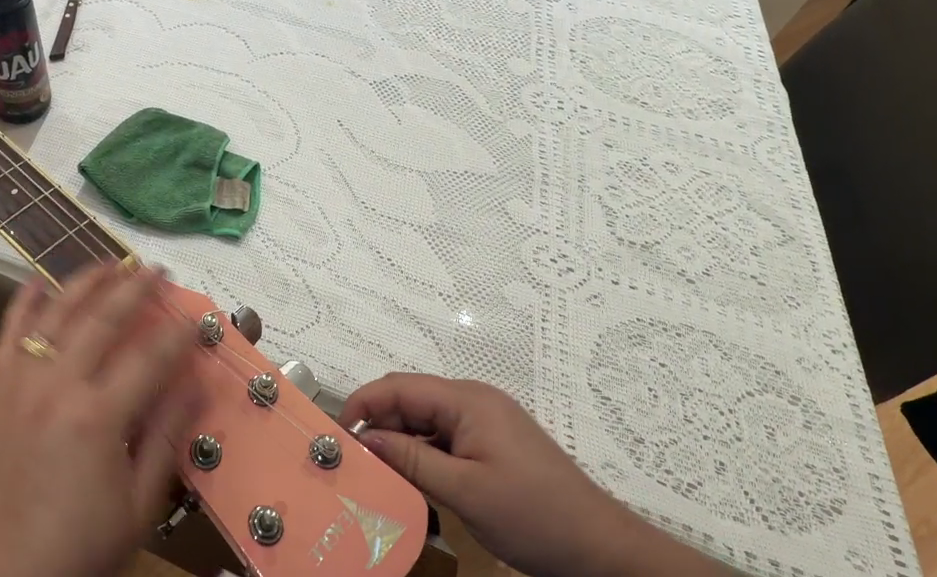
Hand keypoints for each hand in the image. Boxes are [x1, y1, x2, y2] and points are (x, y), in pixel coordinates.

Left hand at [0, 262, 203, 576]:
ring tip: (110, 263)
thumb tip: (196, 386)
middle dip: (134, 289)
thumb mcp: (136, 509)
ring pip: (56, 313)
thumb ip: (164, 441)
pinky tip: (37, 282)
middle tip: (156, 270)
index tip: (197, 316)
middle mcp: (58, 385)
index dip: (178, 333)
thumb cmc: (72, 549)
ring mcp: (20, 382)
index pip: (150, 357)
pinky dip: (23, 303)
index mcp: (98, 416)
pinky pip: (8, 334)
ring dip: (85, 282)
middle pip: (103, 319)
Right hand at [343, 374, 727, 576]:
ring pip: (424, 423)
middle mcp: (473, 402)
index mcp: (467, 400)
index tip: (335, 433)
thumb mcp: (464, 492)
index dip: (363, 404)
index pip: (399, 387)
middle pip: (410, 401)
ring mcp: (485, 423)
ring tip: (372, 472)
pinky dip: (421, 456)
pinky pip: (443, 440)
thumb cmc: (533, 515)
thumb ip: (410, 460)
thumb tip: (362, 438)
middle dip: (377, 424)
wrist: (601, 549)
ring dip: (398, 444)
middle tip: (350, 458)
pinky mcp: (492, 446)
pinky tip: (409, 482)